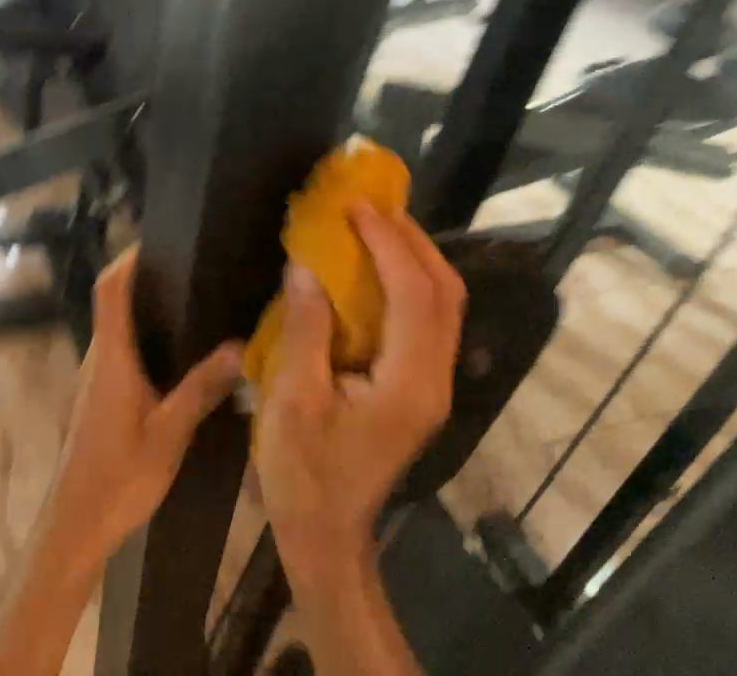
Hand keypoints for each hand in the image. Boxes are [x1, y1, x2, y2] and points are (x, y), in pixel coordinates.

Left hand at [40, 247, 245, 570]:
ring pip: (118, 330)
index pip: (109, 289)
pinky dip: (145, 340)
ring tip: (195, 305)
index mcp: (111, 357)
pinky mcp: (100, 398)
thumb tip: (238, 346)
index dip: (128, 258)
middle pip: (114, 303)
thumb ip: (202, 389)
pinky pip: (121, 353)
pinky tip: (180, 357)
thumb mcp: (170, 433)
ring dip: (147, 311)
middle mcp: (98, 358)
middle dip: (146, 279)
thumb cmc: (120, 475)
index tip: (158, 240)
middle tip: (194, 271)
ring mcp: (96, 379)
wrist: (78, 521)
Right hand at [254, 204, 464, 570]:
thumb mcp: (292, 401)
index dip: (388, 244)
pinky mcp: (417, 387)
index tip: (354, 208)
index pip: (415, 295)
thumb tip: (304, 267)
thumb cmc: (303, 473)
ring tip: (373, 224)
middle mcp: (434, 379)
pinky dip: (405, 283)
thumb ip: (304, 331)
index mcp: (409, 383)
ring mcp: (431, 385)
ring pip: (441, 305)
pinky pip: (424, 321)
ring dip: (412, 258)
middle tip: (369, 205)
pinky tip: (372, 269)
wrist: (326, 532)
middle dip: (411, 240)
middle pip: (444, 293)